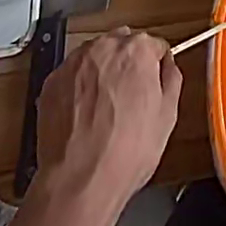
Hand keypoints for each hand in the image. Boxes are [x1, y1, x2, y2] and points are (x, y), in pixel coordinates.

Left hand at [33, 27, 182, 206]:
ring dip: (102, 73)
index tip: (154, 80)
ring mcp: (75, 62)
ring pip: (96, 58)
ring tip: (105, 110)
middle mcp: (104, 47)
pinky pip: (73, 75)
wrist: (78, 181)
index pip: (153, 44)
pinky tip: (85, 115)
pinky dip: (79, 88)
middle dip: (128, 65)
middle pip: (122, 45)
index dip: (156, 65)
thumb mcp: (166, 116)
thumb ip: (172, 79)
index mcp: (137, 50)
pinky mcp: (53, 80)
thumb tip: (168, 67)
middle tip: (130, 97)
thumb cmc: (122, 153)